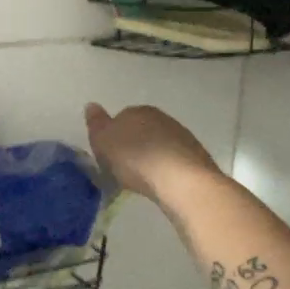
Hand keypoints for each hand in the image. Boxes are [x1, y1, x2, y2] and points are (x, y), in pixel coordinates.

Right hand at [84, 103, 221, 202]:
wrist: (182, 181)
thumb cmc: (135, 159)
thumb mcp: (103, 141)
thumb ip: (96, 123)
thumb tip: (92, 105)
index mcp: (136, 111)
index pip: (120, 119)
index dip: (112, 138)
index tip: (109, 157)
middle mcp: (160, 117)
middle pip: (141, 130)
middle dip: (133, 146)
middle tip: (125, 168)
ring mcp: (182, 135)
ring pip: (159, 144)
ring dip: (152, 157)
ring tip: (145, 179)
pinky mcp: (197, 156)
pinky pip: (174, 160)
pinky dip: (167, 168)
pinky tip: (163, 183)